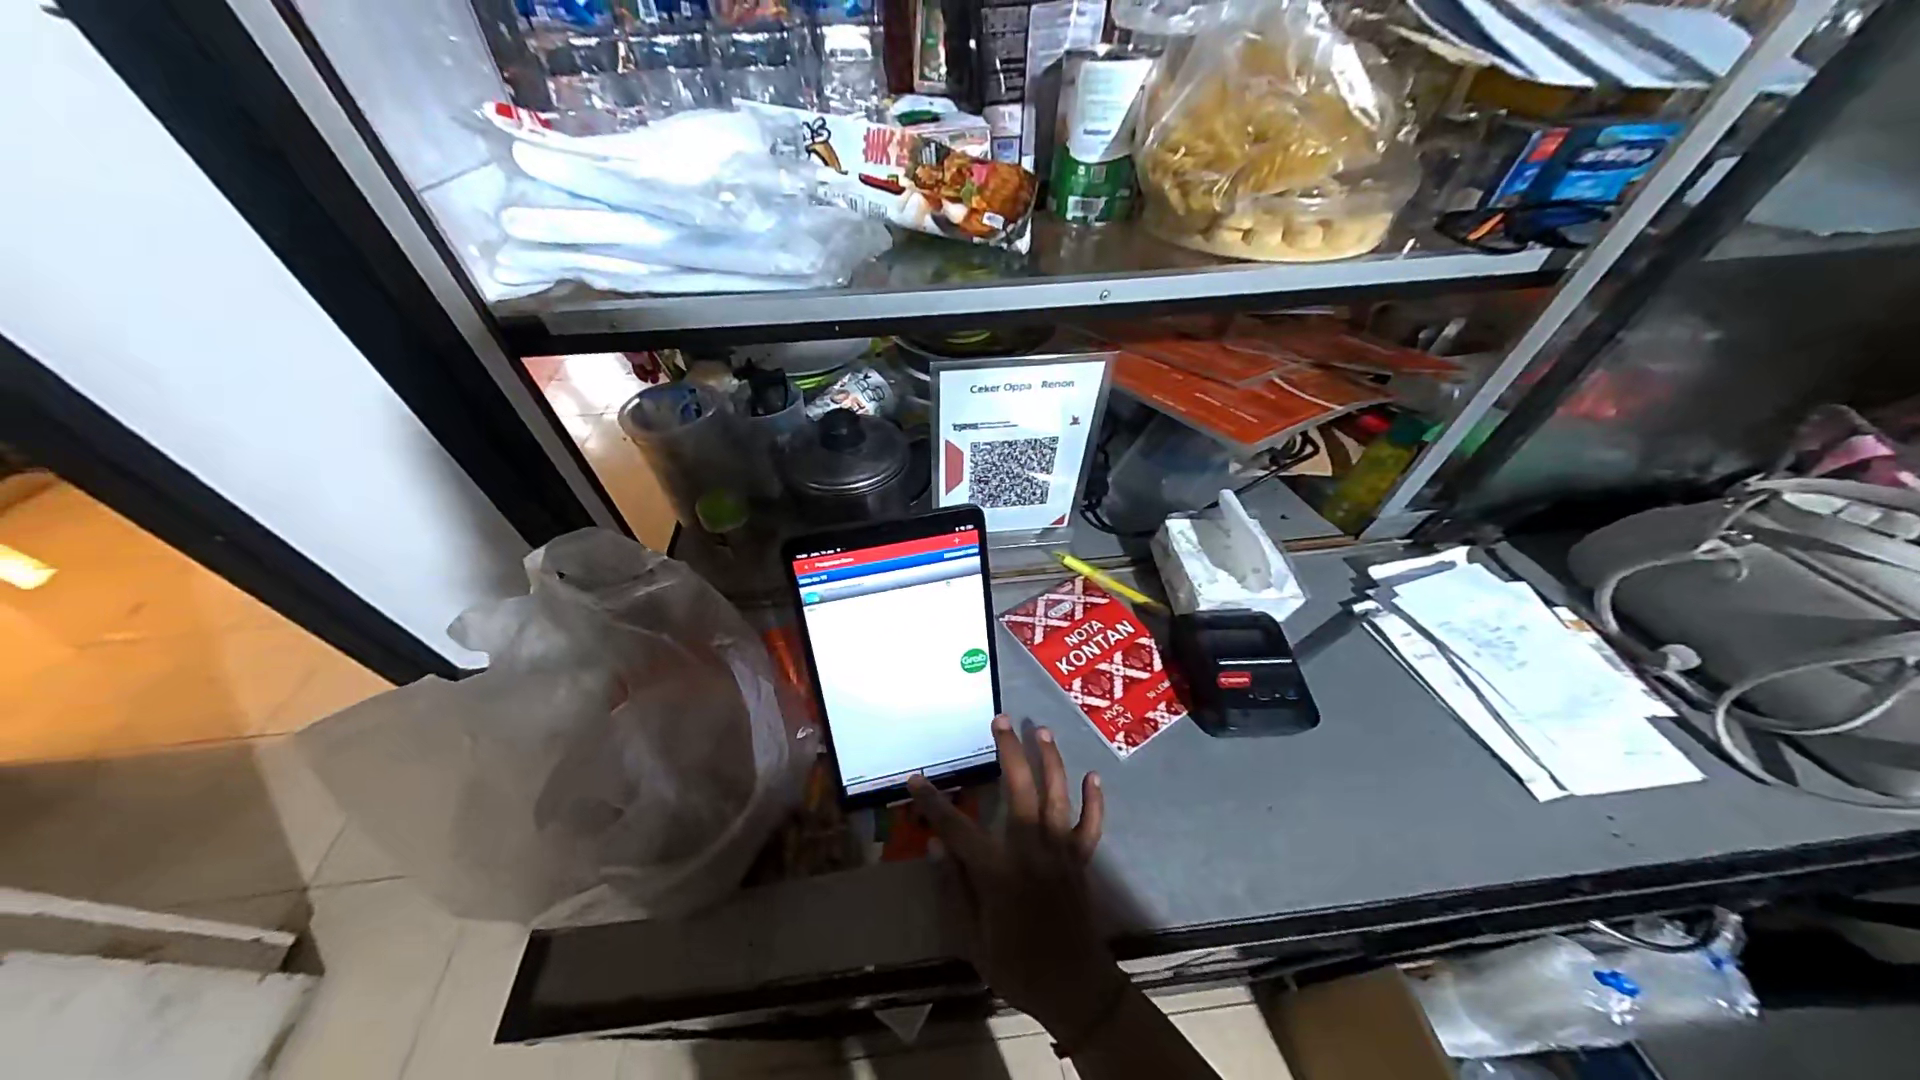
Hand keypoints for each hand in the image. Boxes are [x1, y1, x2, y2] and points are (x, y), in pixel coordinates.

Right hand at [908, 715, 1124, 1038]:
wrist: (1074, 989)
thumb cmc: (1017, 966)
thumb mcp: (973, 939)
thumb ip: (955, 888)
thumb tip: (935, 845)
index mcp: (997, 871)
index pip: (957, 827)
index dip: (934, 803)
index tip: (916, 779)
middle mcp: (1030, 850)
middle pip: (1018, 789)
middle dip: (1008, 751)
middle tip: (1000, 721)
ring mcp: (1060, 852)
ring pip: (1056, 796)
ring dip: (1049, 760)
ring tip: (1041, 731)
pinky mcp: (1081, 861)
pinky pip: (1090, 825)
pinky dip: (1094, 801)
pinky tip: (1093, 776)